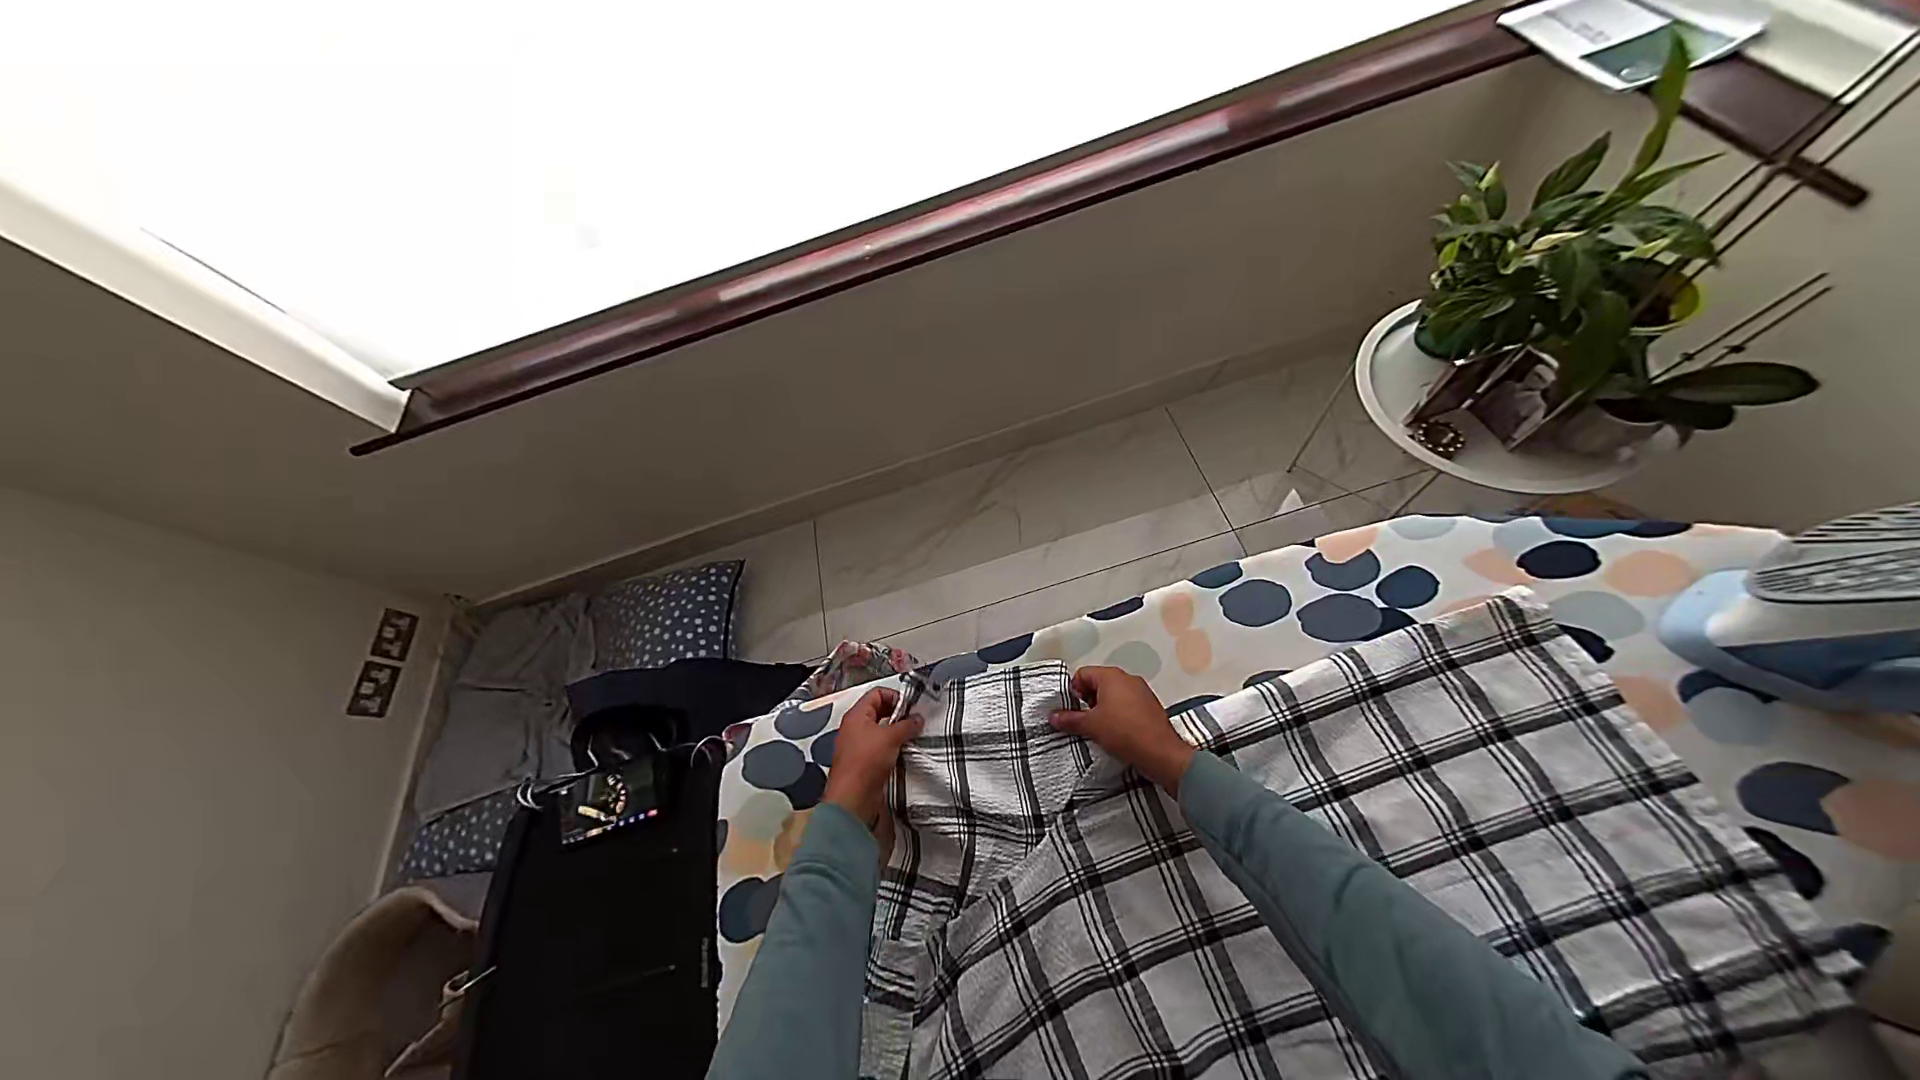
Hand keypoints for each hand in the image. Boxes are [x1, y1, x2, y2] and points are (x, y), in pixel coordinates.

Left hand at [821, 687, 922, 828]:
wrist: (853, 797)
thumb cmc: (865, 763)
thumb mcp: (891, 738)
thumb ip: (906, 725)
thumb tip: (916, 719)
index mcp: (856, 715)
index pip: (877, 694)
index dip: (894, 696)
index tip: (909, 707)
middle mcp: (854, 728)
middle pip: (878, 711)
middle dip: (897, 715)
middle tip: (913, 722)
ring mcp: (857, 745)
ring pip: (880, 730)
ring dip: (895, 732)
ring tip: (910, 737)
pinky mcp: (863, 762)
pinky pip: (879, 748)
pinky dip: (891, 748)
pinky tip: (902, 753)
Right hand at [1049, 666, 1195, 795]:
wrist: (1160, 754)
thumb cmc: (1127, 733)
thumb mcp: (1091, 726)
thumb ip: (1069, 719)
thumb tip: (1055, 717)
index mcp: (1112, 676)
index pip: (1083, 674)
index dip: (1073, 690)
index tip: (1071, 708)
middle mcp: (1128, 679)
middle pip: (1098, 682)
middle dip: (1088, 700)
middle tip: (1083, 719)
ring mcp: (1142, 692)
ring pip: (1114, 694)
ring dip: (1103, 708)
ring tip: (1099, 728)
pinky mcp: (1150, 707)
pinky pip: (1128, 704)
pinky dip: (1119, 714)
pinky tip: (1116, 732)